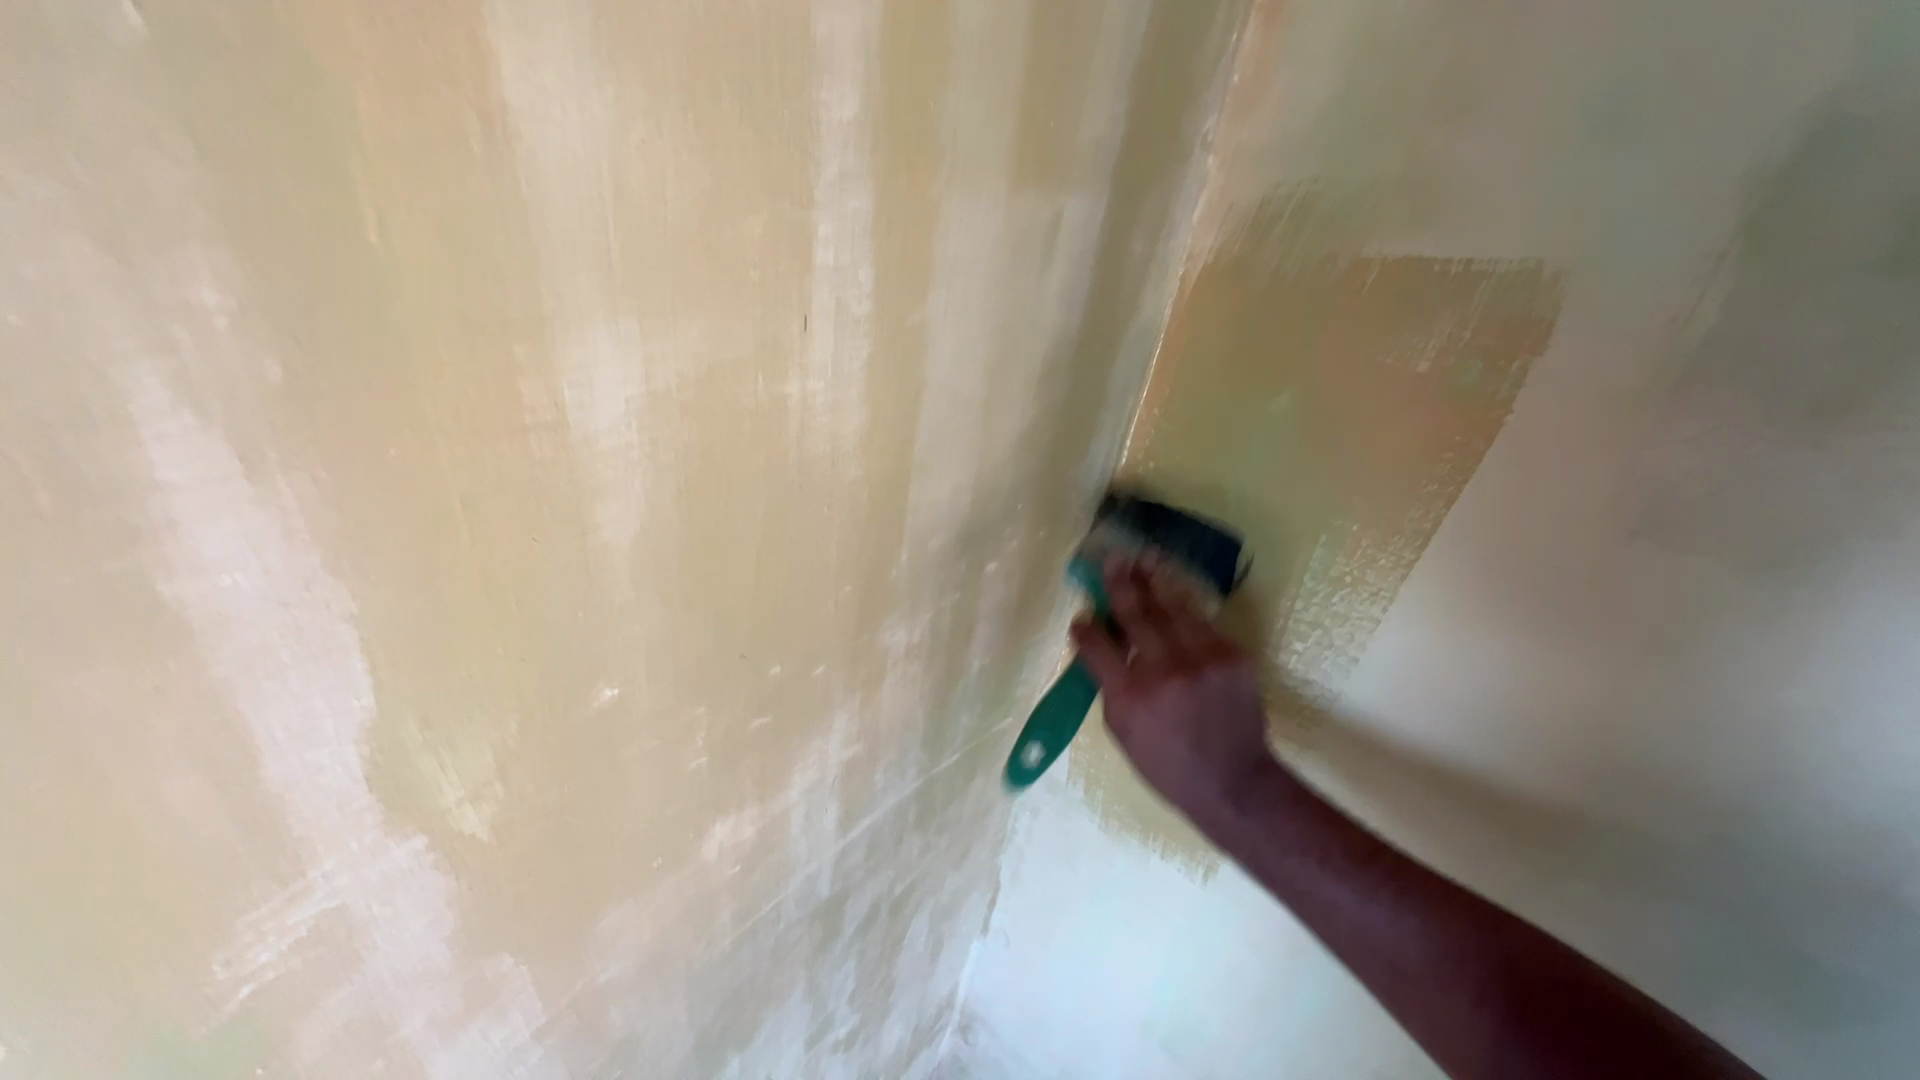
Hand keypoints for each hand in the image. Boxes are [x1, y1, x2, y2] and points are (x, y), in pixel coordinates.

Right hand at [1070, 554, 1279, 823]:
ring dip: (1157, 579)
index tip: (1080, 615)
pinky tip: (1175, 591)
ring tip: (1145, 556)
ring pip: (1175, 608)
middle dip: (1121, 584)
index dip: (1086, 628)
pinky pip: (1204, 622)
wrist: (1234, 782)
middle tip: (1113, 558)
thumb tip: (1106, 647)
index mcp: (1131, 696)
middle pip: (1137, 615)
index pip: (1099, 647)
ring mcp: (1204, 659)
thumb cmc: (1168, 765)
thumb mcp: (1123, 734)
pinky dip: (1187, 606)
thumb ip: (1111, 687)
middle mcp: (1166, 671)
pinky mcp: (1233, 656)